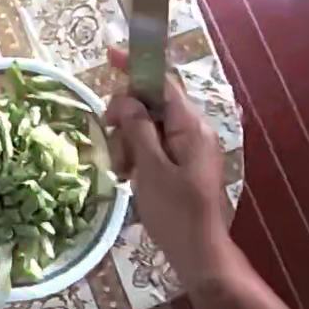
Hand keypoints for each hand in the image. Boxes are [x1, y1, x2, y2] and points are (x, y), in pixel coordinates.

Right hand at [104, 47, 242, 289]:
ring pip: (150, 127)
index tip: (109, 55)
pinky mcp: (184, 162)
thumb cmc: (175, 212)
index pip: (162, 83)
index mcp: (191, 126)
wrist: (199, 253)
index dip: (136, 68)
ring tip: (124, 173)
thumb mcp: (151, 169)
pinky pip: (156, 146)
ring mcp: (191, 146)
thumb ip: (138, 129)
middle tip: (115, 149)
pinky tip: (131, 177)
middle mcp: (194, 129)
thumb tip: (126, 99)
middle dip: (126, 120)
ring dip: (129, 143)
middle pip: (152, 104)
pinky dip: (139, 155)